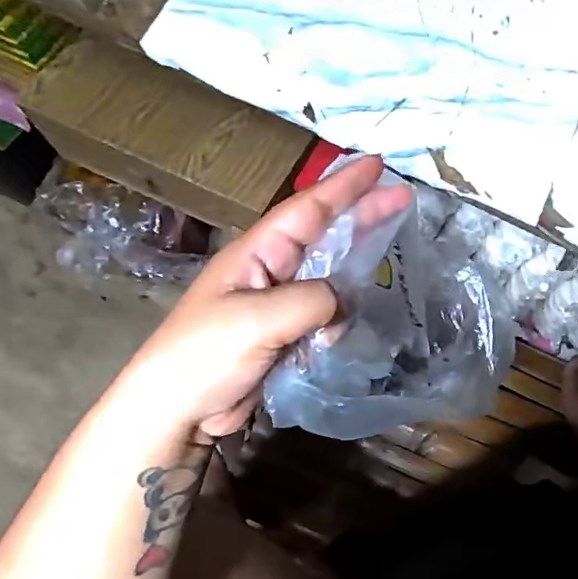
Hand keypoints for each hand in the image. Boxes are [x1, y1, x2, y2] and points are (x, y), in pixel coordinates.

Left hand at [112, 156, 412, 440]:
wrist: (175, 413)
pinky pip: (326, 310)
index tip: (378, 165)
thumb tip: (344, 301)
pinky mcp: (285, 333)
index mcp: (256, 254)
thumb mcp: (255, 320)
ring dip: (359, 259)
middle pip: (324, 233)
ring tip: (393, 246)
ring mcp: (277, 303)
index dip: (344, 187)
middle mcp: (270, 270)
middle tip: (402, 197)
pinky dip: (347, 307)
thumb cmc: (203, 356)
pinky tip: (365, 308)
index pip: (307, 210)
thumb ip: (311, 301)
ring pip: (329, 272)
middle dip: (362, 212)